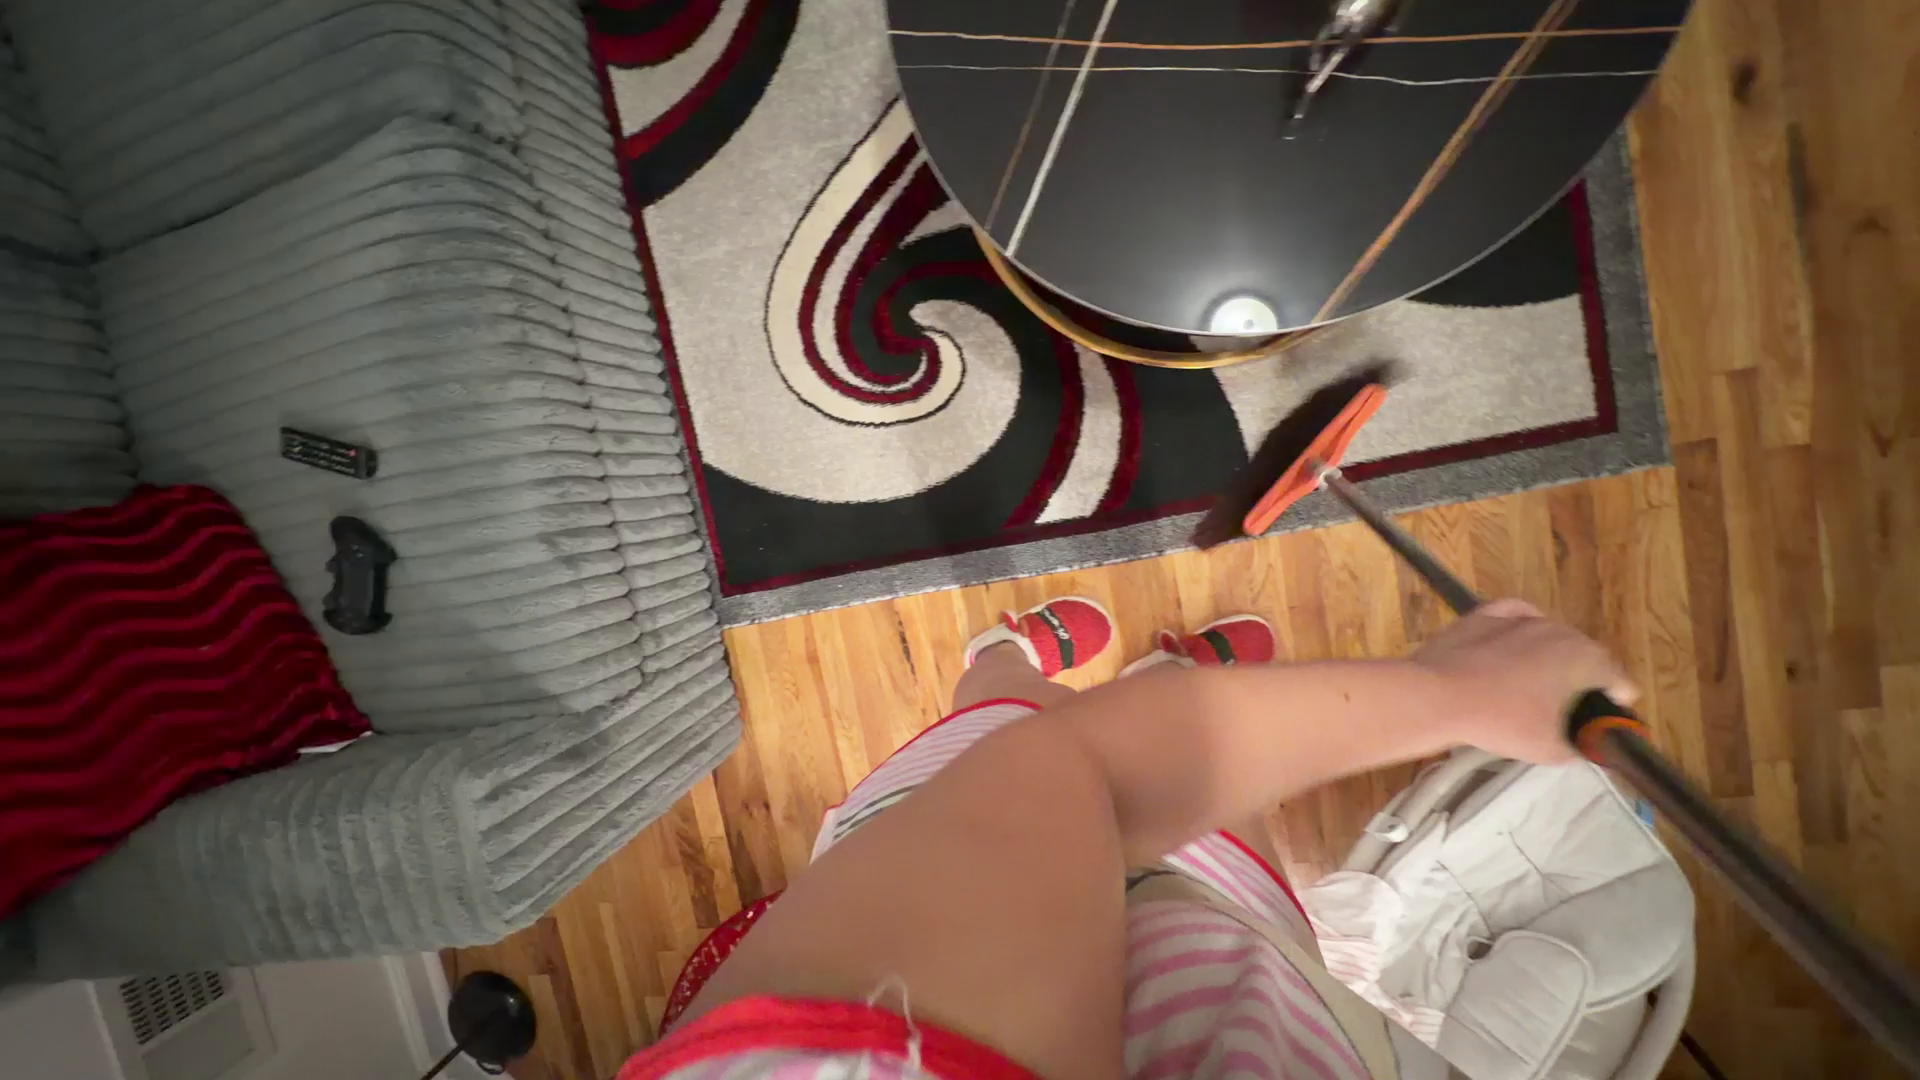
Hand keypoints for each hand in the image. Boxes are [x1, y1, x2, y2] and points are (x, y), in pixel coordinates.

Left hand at [1411, 598, 1637, 763]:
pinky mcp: (1482, 615)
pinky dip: (1520, 627)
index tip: (1593, 724)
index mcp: (1588, 660)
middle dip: (1578, 681)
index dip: (1610, 706)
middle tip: (1557, 708)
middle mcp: (1559, 630)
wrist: (1436, 696)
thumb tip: (1581, 745)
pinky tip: (1515, 640)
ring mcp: (1518, 619)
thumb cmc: (1500, 721)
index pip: (1618, 683)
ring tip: (1529, 682)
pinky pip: (1514, 615)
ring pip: (1549, 636)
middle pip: (1584, 657)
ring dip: (1548, 656)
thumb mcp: (1552, 749)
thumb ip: (1579, 746)